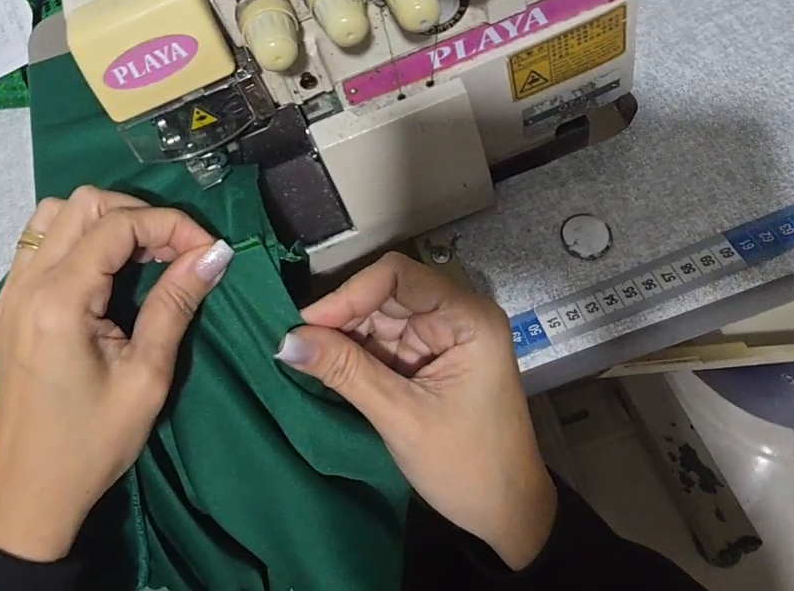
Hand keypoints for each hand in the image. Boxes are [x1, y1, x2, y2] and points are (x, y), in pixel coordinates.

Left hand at [0, 187, 234, 562]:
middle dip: (139, 214)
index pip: (118, 225)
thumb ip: (175, 304)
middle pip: (85, 203)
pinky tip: (106, 268)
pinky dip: (78, 234)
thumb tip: (214, 253)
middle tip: (176, 251)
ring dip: (105, 219)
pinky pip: (40, 239)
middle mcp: (27, 282)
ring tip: (142, 254)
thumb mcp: (146, 378)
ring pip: (56, 212)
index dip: (171, 224)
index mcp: (60, 300)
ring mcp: (11, 289)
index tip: (208, 250)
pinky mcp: (8, 302)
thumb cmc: (91, 445)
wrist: (28, 497)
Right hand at [275, 254, 557, 569]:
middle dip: (342, 315)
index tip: (308, 321)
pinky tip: (326, 361)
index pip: (398, 277)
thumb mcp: (401, 418)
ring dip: (343, 332)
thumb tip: (286, 341)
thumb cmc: (468, 467)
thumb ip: (345, 372)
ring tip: (305, 351)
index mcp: (467, 318)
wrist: (507, 515)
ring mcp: (441, 333)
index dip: (349, 293)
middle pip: (385, 292)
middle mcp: (455, 314)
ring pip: (378, 314)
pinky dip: (353, 349)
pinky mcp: (426, 354)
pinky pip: (381, 337)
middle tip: (297, 339)